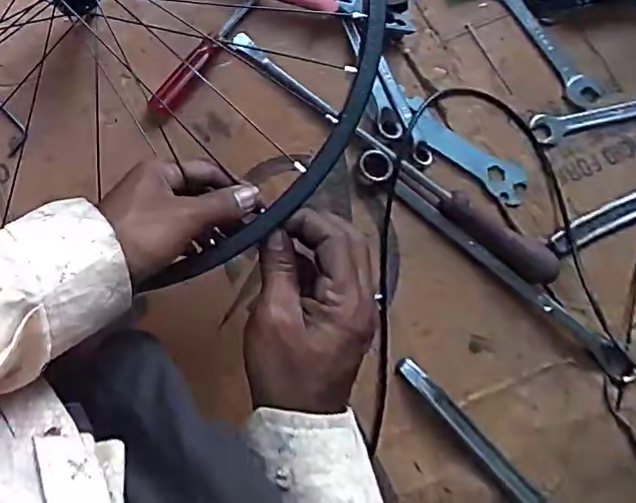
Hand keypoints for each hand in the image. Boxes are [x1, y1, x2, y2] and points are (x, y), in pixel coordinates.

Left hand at [97, 160, 260, 282]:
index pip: (206, 170)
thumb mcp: (187, 216)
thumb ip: (221, 204)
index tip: (259, 206)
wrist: (104, 262)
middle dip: (224, 210)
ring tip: (233, 244)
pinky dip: (194, 237)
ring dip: (211, 226)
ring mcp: (147, 205)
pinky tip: (207, 253)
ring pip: (189, 211)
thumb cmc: (146, 232)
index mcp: (160, 169)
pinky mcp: (144, 229)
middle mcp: (153, 181)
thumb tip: (253, 194)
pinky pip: (177, 228)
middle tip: (250, 230)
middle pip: (198, 191)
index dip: (233, 186)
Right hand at [244, 209, 376, 414]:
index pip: (337, 238)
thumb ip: (278, 266)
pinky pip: (336, 271)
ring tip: (277, 234)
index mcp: (349, 301)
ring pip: (346, 253)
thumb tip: (272, 228)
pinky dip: (313, 256)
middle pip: (350, 241)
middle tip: (277, 221)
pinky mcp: (345, 314)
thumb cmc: (282, 369)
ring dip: (314, 237)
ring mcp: (357, 308)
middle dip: (313, 222)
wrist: (298, 418)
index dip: (305, 219)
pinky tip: (284, 258)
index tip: (272, 217)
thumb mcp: (272, 313)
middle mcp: (363, 300)